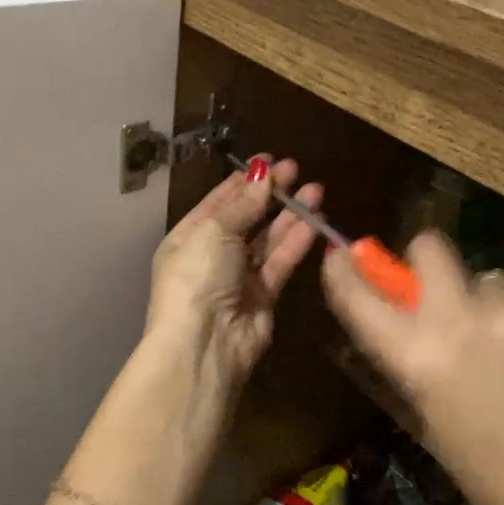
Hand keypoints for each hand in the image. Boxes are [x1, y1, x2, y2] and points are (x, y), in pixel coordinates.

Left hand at [148, 157, 322, 385]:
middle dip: (270, 193)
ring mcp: (238, 276)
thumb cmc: (198, 277)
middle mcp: (212, 254)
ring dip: (290, 214)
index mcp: (188, 236)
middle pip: (246, 217)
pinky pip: (281, 262)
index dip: (244, 180)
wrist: (204, 344)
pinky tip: (315, 220)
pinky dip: (297, 241)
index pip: (219, 201)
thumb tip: (262, 172)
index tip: (271, 160)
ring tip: (315, 189)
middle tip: (297, 169)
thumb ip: (244, 203)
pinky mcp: (263, 296)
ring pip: (268, 239)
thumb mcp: (214, 230)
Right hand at [323, 233, 503, 504]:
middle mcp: (461, 321)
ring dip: (487, 305)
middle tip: (441, 293)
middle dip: (427, 262)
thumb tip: (384, 330)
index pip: (359, 295)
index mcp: (418, 358)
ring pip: (488, 281)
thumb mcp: (430, 428)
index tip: (342, 256)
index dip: (343, 270)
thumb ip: (404, 370)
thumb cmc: (496, 483)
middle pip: (430, 247)